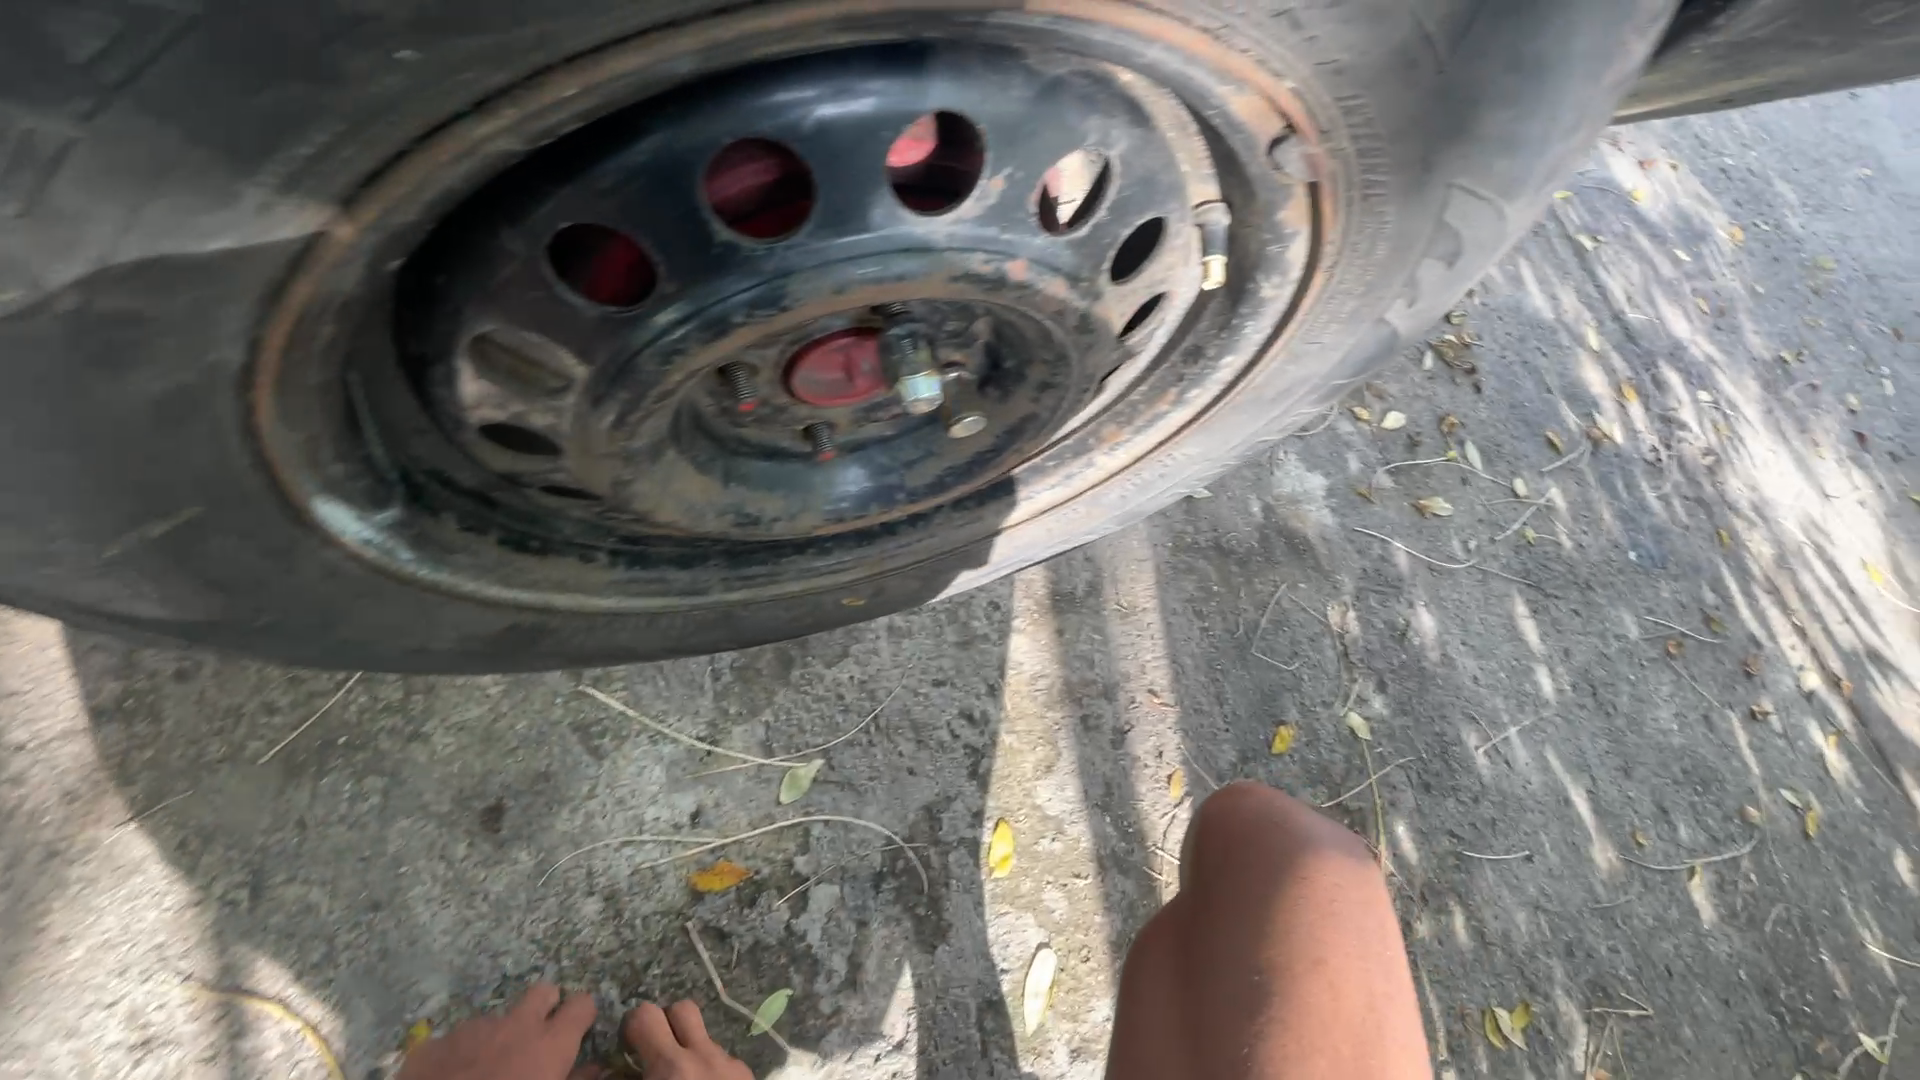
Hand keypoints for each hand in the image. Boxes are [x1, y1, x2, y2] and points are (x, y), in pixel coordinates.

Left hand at [399, 982, 599, 1079]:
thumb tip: (596, 1069)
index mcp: (549, 1043)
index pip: (583, 1003)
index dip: (581, 1017)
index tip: (577, 1034)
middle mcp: (515, 1025)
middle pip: (543, 991)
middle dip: (544, 1008)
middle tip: (535, 1040)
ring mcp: (471, 1031)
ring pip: (494, 1020)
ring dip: (496, 1039)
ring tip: (482, 1073)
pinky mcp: (432, 1046)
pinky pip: (453, 1041)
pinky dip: (457, 1056)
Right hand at [622, 1000, 753, 1079]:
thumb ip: (628, 1078)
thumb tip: (613, 1069)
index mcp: (671, 1067)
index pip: (645, 1015)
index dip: (631, 1025)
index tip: (626, 1044)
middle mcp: (704, 1055)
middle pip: (683, 1007)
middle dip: (665, 1022)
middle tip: (655, 1051)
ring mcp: (729, 1062)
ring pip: (705, 1036)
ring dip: (689, 1050)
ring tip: (681, 1077)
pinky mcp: (746, 1072)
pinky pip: (722, 1058)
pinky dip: (709, 1069)